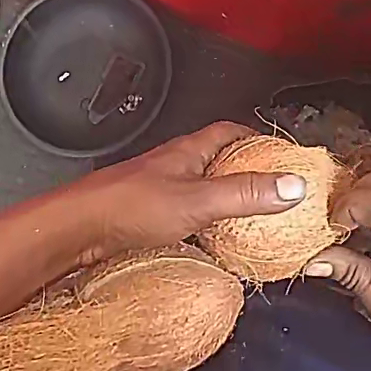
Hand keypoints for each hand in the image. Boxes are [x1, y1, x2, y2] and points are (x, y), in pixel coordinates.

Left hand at [63, 121, 304, 264]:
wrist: (77, 230)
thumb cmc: (128, 206)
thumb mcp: (199, 200)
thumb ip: (246, 193)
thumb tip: (293, 186)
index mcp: (188, 151)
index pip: (229, 131)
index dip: (256, 137)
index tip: (278, 152)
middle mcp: (174, 165)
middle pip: (217, 159)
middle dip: (244, 169)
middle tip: (269, 188)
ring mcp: (160, 189)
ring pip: (201, 186)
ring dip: (224, 197)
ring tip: (248, 217)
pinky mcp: (148, 214)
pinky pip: (187, 211)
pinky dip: (205, 221)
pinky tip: (211, 239)